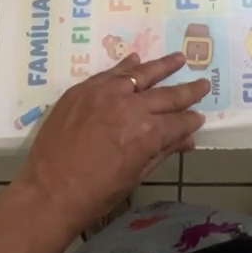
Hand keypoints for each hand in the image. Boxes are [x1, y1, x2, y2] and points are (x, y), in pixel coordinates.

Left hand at [16, 52, 208, 236]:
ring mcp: (106, 93)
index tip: (200, 117)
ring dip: (162, 66)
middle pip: (166, 95)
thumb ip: (163, 152)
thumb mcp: (135, 176)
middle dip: (188, 90)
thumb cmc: (96, 194)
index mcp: (147, 133)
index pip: (178, 122)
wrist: (48, 193)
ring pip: (141, 73)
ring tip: (178, 58)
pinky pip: (111, 72)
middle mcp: (130, 106)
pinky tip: (136, 59)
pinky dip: (126, 65)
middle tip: (203, 82)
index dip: (191, 120)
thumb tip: (188, 139)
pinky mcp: (84, 89)